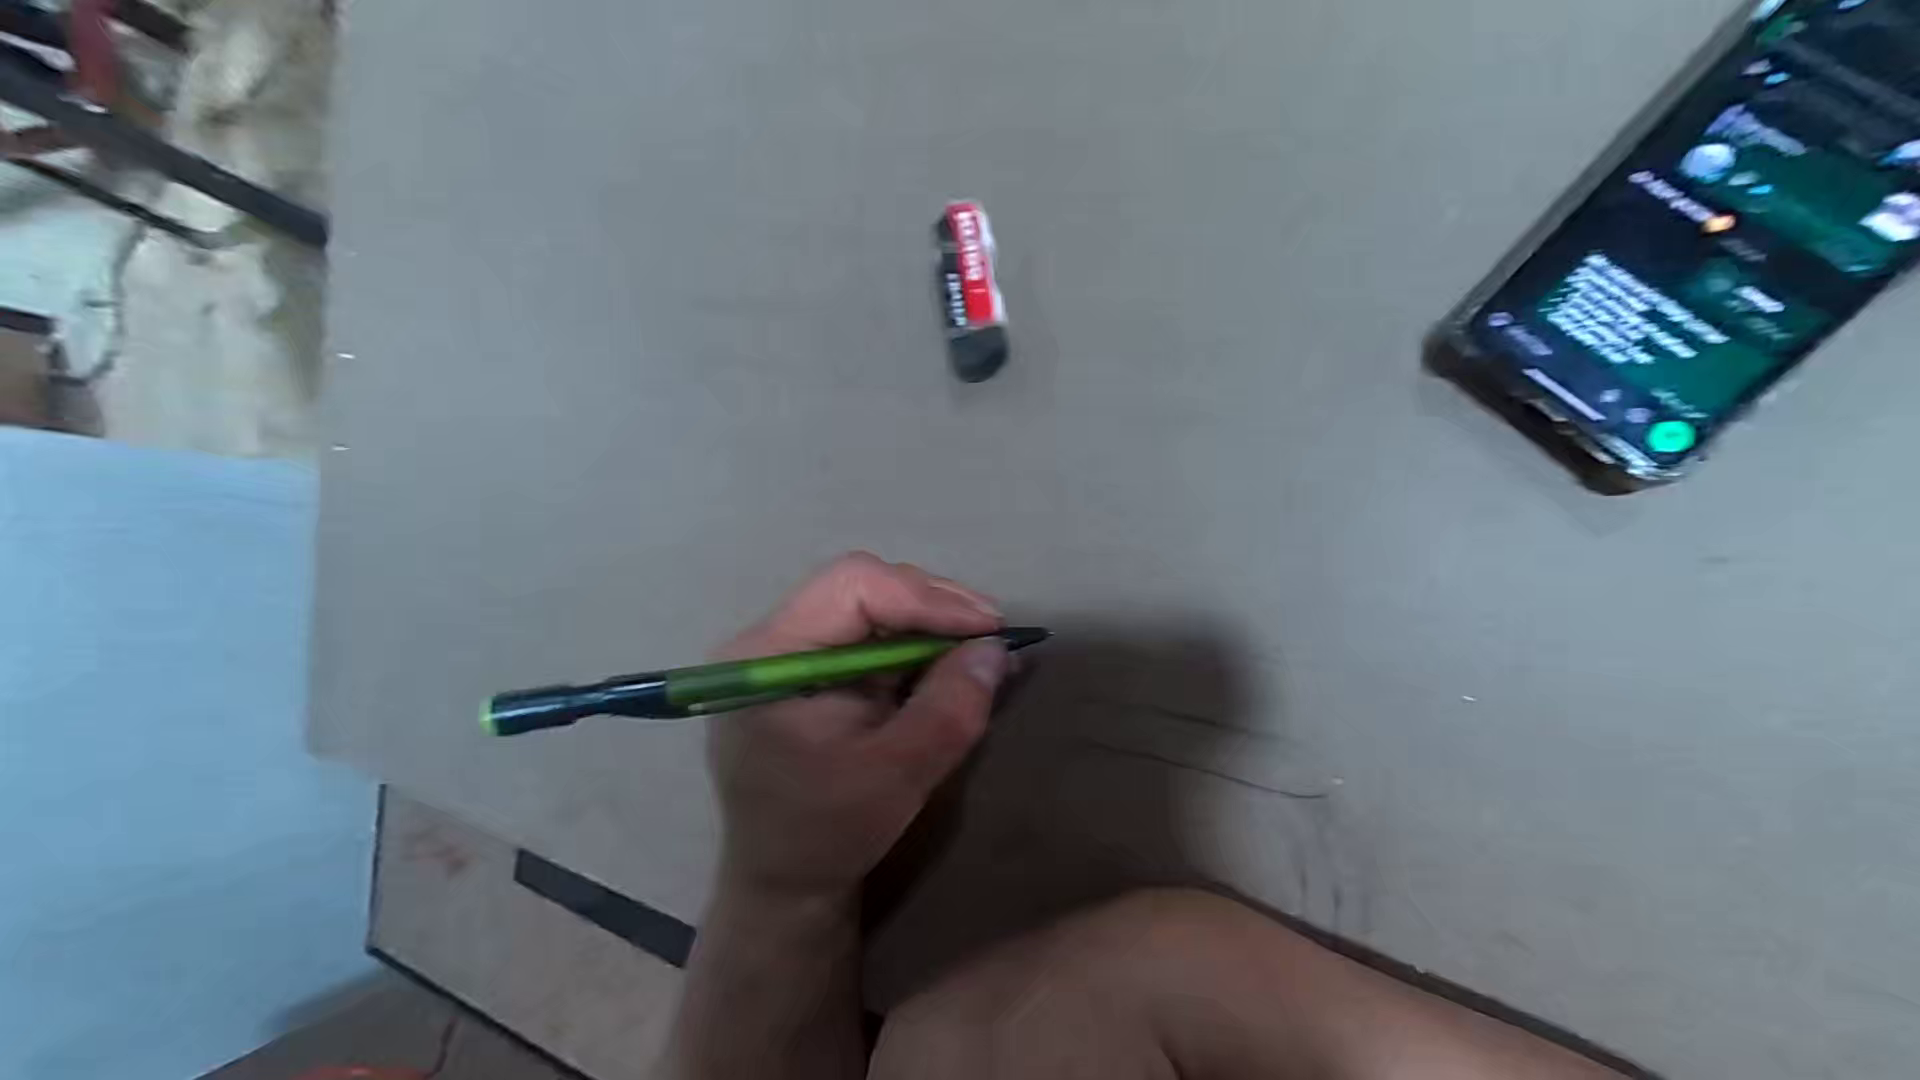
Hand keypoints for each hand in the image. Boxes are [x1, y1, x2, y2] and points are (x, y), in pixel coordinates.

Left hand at [708, 552, 1010, 902]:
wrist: (786, 881)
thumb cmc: (825, 834)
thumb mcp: (895, 778)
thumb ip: (947, 712)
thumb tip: (996, 650)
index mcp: (769, 657)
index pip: (850, 588)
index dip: (924, 598)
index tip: (987, 627)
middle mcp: (775, 640)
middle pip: (862, 587)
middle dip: (934, 605)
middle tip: (991, 633)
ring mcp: (797, 651)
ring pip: (874, 603)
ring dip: (933, 621)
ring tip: (982, 646)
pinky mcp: (820, 667)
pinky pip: (876, 633)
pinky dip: (921, 643)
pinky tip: (954, 660)